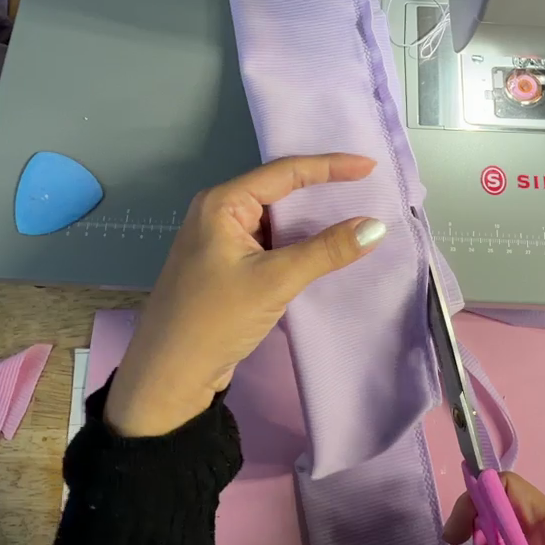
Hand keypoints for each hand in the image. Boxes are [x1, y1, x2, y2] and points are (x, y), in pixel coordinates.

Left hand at [104, 154, 386, 436]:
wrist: (168, 378)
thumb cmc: (214, 319)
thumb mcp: (274, 281)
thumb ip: (326, 250)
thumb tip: (375, 226)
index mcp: (222, 202)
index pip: (284, 172)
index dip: (329, 166)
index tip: (369, 165)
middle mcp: (220, 211)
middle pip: (280, 189)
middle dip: (322, 187)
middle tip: (368, 184)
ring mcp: (223, 239)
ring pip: (278, 217)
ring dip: (312, 217)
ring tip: (357, 210)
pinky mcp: (230, 265)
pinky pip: (272, 241)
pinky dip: (300, 242)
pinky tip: (328, 246)